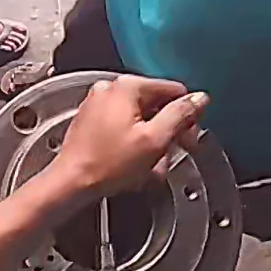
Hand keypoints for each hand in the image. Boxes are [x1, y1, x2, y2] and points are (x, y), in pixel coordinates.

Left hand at [49, 76, 208, 197]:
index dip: (186, 115)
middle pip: (155, 105)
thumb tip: (199, 99)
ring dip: (151, 143)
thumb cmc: (105, 164)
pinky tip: (135, 166)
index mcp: (126, 87)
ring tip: (150, 166)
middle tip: (171, 154)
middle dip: (167, 133)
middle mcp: (109, 90)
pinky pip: (123, 129)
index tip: (189, 136)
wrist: (70, 183)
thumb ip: (180, 115)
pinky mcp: (92, 123)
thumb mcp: (154, 140)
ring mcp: (98, 106)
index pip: (173, 91)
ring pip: (140, 120)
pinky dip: (133, 145)